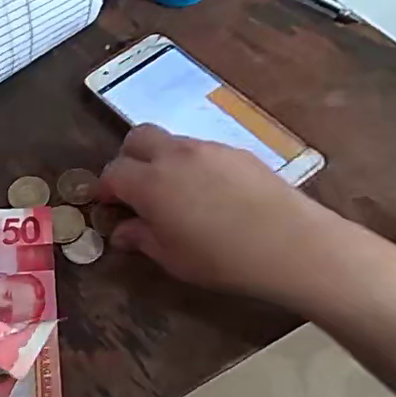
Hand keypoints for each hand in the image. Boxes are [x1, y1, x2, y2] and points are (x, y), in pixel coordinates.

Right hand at [99, 124, 348, 301]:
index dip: (104, 188)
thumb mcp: (172, 258)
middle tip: (135, 189)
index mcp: (150, 182)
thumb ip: (142, 238)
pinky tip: (210, 194)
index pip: (113, 172)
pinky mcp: (238, 152)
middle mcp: (175, 155)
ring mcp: (209, 148)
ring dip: (161, 160)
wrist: (291, 244)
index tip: (107, 206)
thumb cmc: (221, 259)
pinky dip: (192, 164)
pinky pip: (202, 150)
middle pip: (137, 138)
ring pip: (171, 141)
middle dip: (128, 159)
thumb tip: (123, 231)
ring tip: (175, 194)